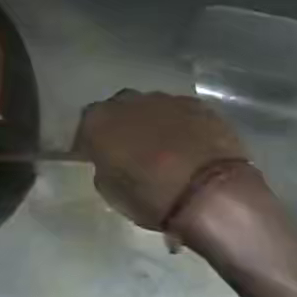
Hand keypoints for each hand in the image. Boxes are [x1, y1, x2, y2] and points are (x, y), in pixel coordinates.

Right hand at [76, 90, 249, 230]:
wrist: (211, 193)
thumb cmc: (153, 198)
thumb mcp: (112, 193)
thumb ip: (104, 169)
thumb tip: (109, 163)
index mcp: (97, 121)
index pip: (85, 129)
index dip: (91, 145)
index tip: (97, 160)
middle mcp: (124, 101)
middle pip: (118, 111)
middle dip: (123, 128)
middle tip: (133, 154)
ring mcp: (162, 99)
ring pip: (151, 109)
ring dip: (154, 125)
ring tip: (167, 151)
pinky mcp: (197, 104)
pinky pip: (182, 114)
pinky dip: (183, 127)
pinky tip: (193, 148)